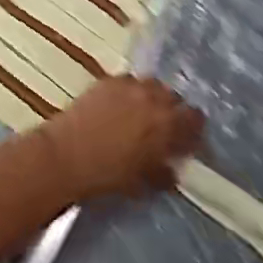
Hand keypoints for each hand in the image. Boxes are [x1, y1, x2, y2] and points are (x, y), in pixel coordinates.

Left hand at [33, 75, 204, 199]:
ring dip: (153, 98)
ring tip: (142, 113)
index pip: (194, 119)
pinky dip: (130, 92)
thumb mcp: (141, 182)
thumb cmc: (107, 175)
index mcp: (166, 125)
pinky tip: (120, 105)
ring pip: (153, 85)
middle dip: (173, 111)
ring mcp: (131, 85)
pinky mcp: (110, 80)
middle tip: (164, 128)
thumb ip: (163, 174)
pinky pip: (129, 81)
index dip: (193, 129)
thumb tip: (172, 171)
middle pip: (175, 98)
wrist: (67, 154)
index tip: (188, 139)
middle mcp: (153, 98)